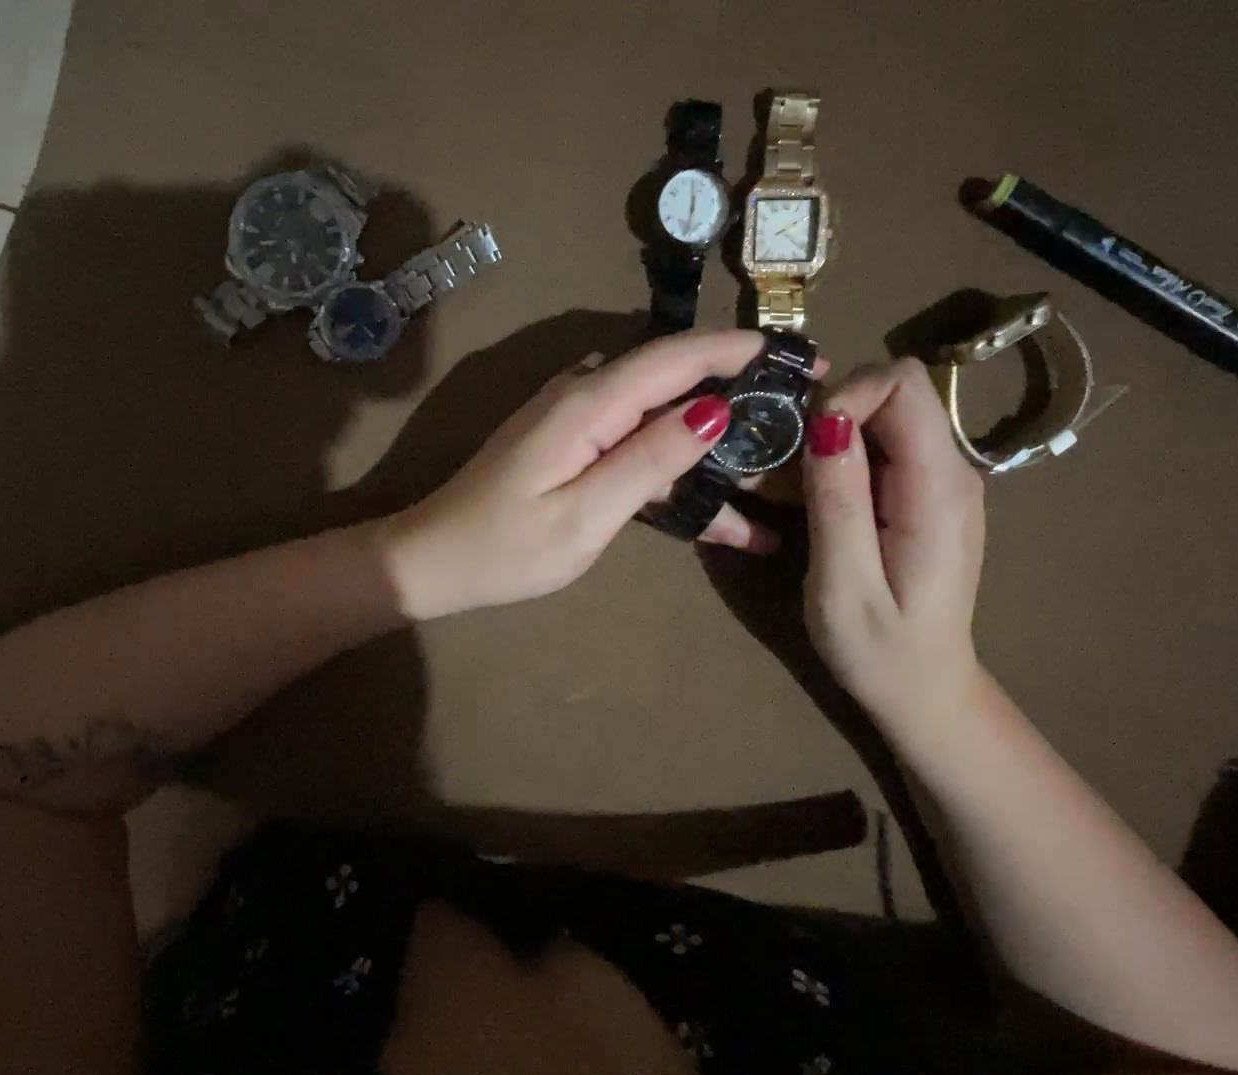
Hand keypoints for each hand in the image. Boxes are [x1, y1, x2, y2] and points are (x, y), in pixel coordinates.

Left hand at [380, 330, 789, 618]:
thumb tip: (711, 413)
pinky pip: (636, 444)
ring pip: (661, 418)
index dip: (741, 351)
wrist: (434, 559)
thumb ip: (648, 461)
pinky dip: (675, 469)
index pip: (677, 357)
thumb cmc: (505, 547)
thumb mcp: (585, 514)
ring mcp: (576, 420)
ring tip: (772, 476)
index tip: (804, 358)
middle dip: (740, 394)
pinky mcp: (572, 446)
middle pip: (675, 379)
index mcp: (589, 404)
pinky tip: (714, 509)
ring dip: (713, 444)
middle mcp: (584, 396)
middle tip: (800, 417)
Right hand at [801, 358, 987, 718]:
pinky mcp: (923, 492)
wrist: (925, 689)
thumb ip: (838, 499)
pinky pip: (881, 446)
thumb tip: (827, 420)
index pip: (902, 384)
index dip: (845, 395)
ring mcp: (941, 479)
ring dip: (829, 438)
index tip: (804, 445)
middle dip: (830, 414)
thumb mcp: (843, 583)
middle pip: (892, 391)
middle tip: (786, 470)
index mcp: (938, 487)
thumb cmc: (880, 649)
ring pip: (882, 415)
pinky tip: (815, 500)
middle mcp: (952, 469)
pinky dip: (840, 458)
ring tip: (791, 490)